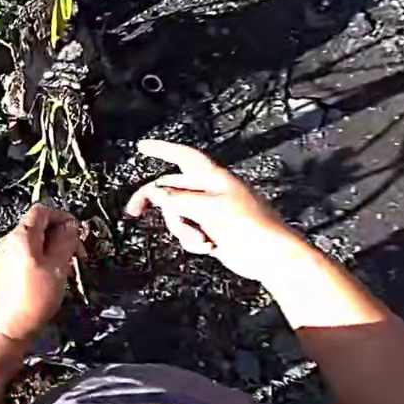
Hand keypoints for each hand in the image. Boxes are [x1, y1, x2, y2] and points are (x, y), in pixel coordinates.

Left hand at [0, 205, 81, 341]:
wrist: (7, 326)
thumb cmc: (32, 298)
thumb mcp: (57, 267)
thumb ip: (65, 241)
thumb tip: (70, 225)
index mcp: (21, 235)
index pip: (42, 211)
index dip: (62, 217)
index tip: (76, 231)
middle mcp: (9, 241)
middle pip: (38, 226)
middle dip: (59, 236)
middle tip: (75, 254)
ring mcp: (5, 255)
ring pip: (33, 242)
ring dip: (52, 250)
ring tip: (64, 269)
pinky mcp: (4, 269)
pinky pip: (26, 255)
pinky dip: (41, 260)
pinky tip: (50, 277)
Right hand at [123, 140, 301, 283]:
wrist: (270, 256)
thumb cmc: (247, 225)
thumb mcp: (208, 208)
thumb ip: (177, 199)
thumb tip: (153, 192)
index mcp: (213, 177)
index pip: (183, 156)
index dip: (162, 149)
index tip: (141, 146)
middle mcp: (210, 190)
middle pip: (172, 188)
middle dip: (157, 202)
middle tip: (133, 213)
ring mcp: (210, 211)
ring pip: (177, 213)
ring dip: (181, 229)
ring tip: (199, 240)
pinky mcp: (211, 230)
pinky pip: (188, 230)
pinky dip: (192, 240)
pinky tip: (208, 247)